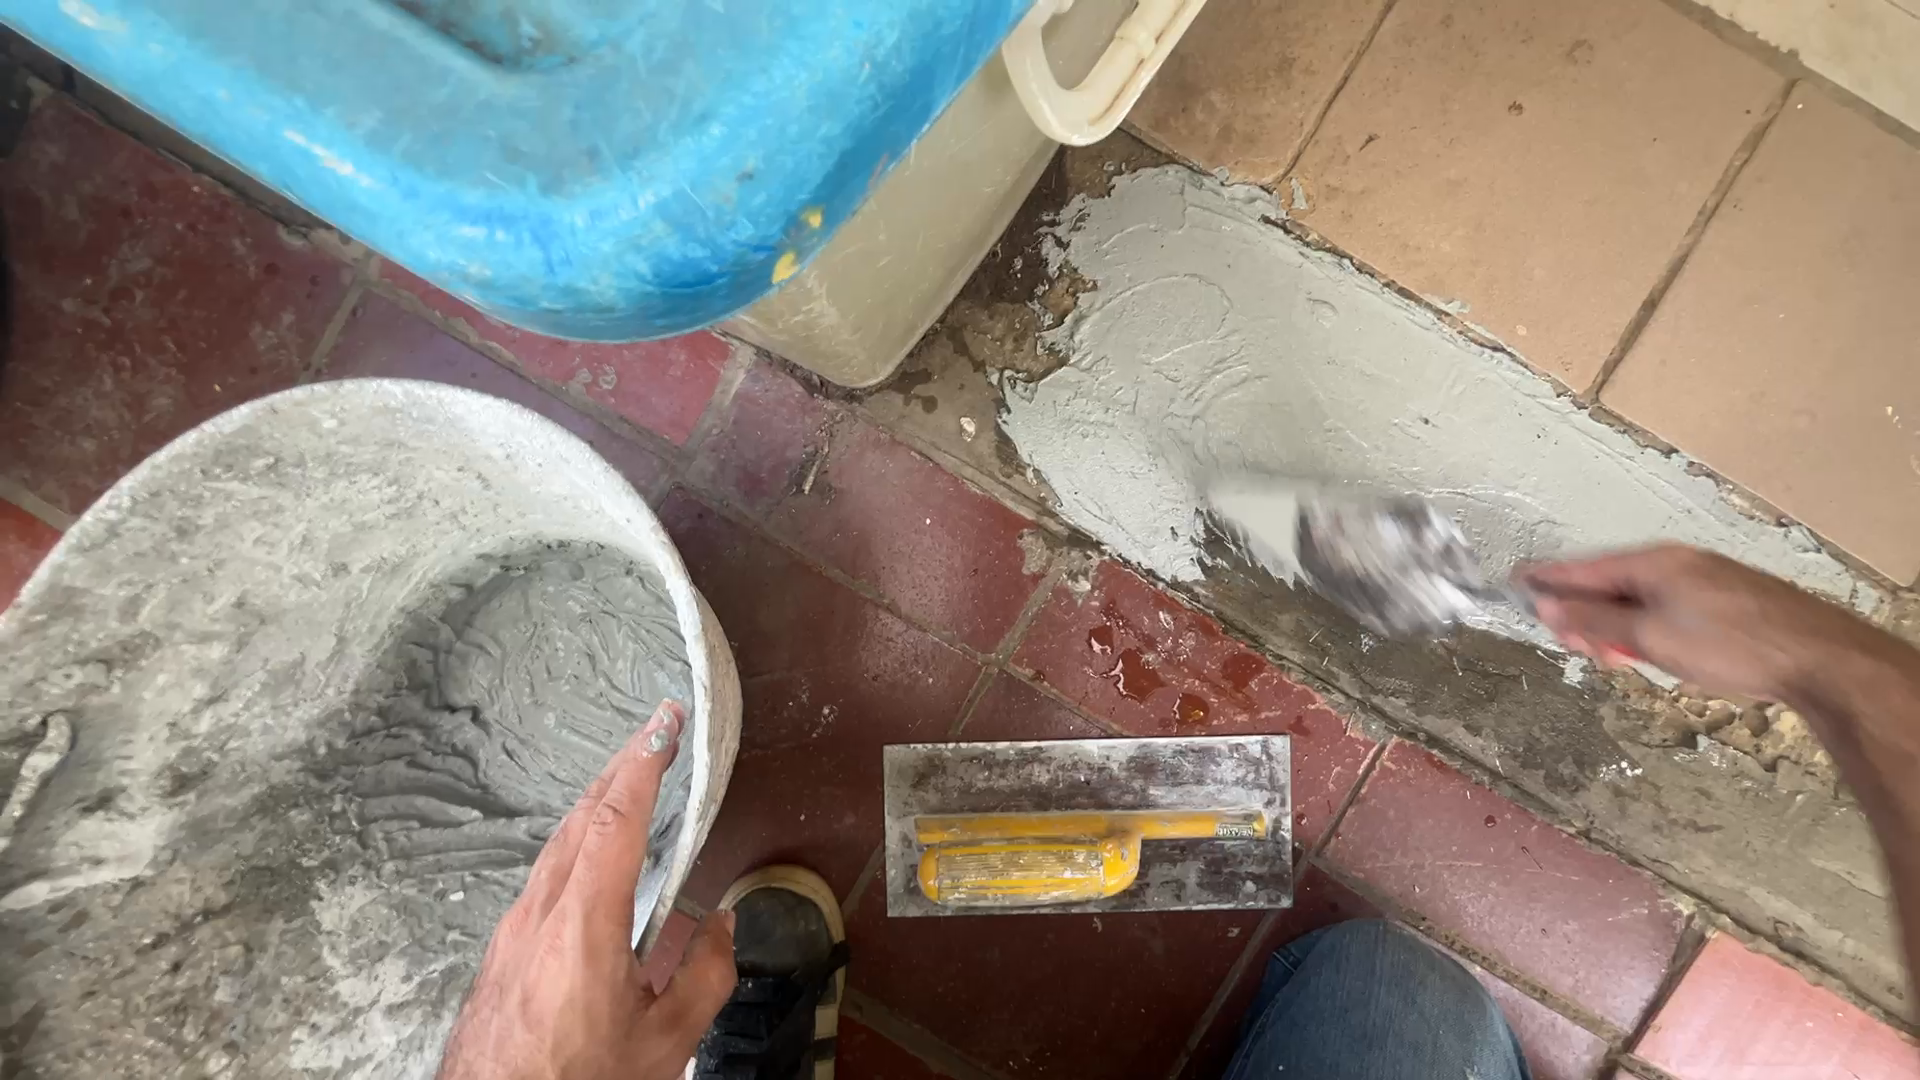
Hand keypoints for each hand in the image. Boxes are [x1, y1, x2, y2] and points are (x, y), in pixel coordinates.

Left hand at [438, 700, 736, 1079]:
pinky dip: (579, 834)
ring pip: (559, 840)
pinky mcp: (503, 951)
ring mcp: (514, 931)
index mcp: (584, 925)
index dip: (644, 764)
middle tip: (658, 730)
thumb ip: (706, 974)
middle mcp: (540, 915)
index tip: (667, 725)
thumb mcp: (664, 1044)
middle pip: (581, 815)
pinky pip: (546, 870)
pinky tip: (595, 845)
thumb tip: (719, 924)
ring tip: (633, 773)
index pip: (616, 820)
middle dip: (624, 763)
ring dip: (600, 796)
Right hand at [1515, 544, 1887, 702]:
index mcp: (1653, 562)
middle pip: (1608, 585)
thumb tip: (1544, 607)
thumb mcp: (1647, 637)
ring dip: (1615, 626)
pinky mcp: (1728, 601)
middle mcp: (1677, 563)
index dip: (1543, 580)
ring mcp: (1706, 580)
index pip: (1580, 568)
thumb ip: (1591, 621)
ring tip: (1617, 656)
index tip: (1511, 584)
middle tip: (1575, 646)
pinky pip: (1665, 607)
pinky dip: (1644, 627)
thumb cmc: (1731, 646)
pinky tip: (1651, 650)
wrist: (1833, 666)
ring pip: (1637, 599)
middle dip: (1583, 615)